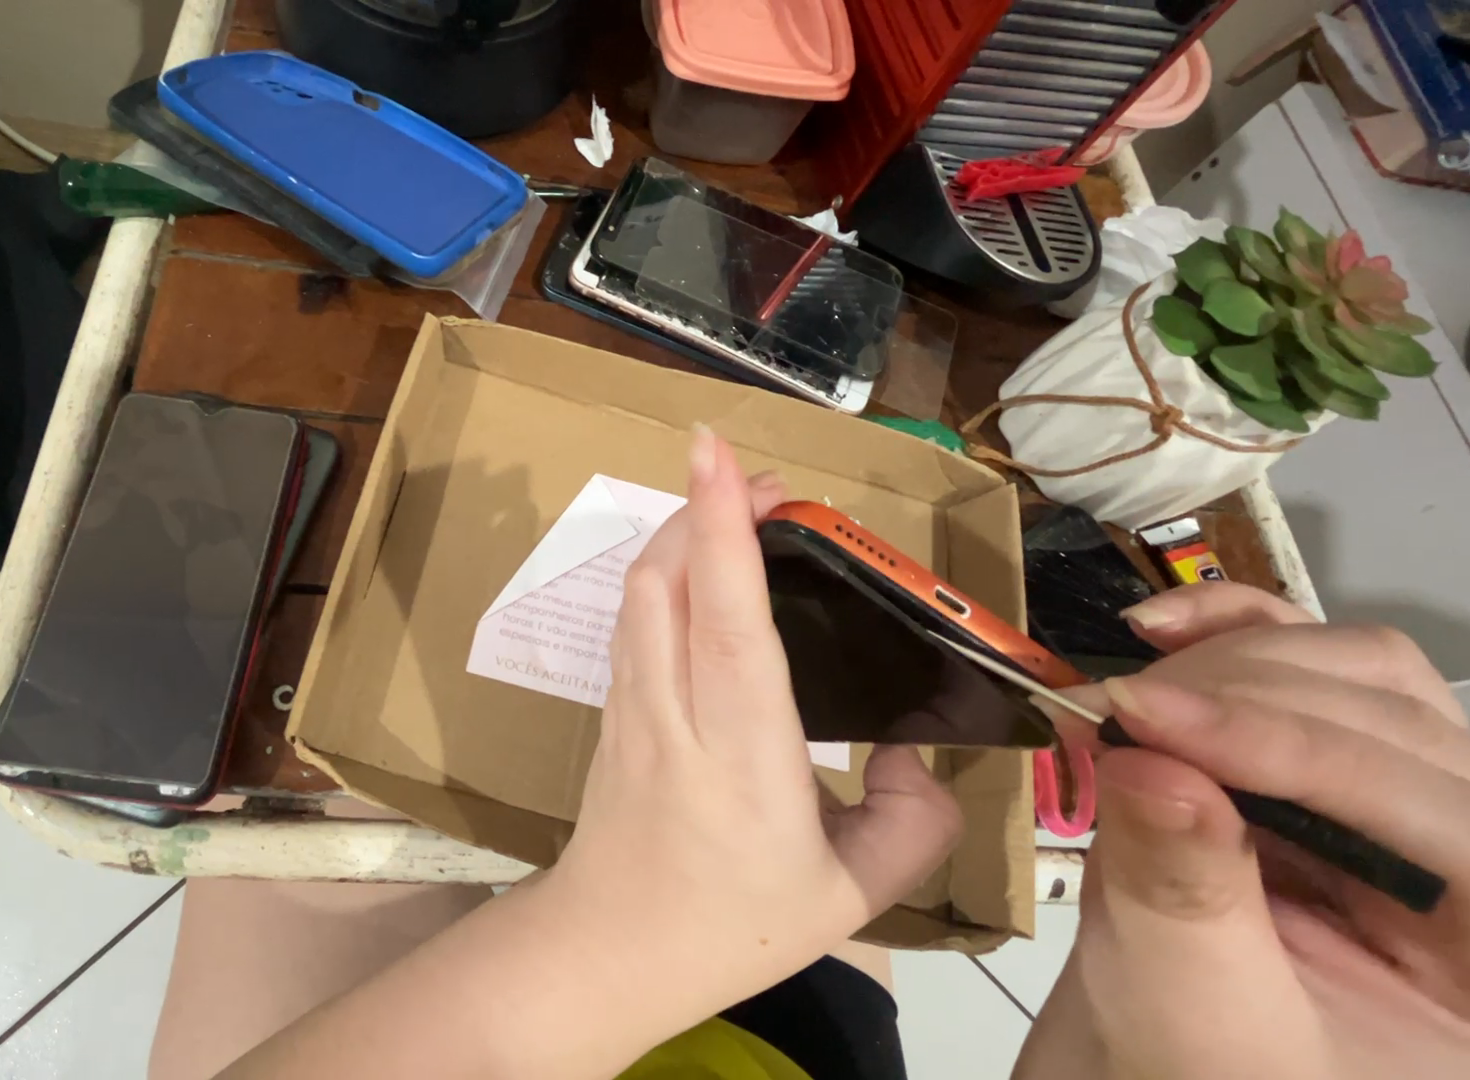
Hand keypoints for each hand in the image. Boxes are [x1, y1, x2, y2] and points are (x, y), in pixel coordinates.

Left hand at [545, 426, 963, 1015]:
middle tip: (769, 485)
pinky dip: (665, 572)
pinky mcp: (612, 704)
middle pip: (668, 580)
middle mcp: (673, 711)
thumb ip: (911, 820)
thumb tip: (913, 753)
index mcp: (741, 755)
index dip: (722, 528)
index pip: (727, 621)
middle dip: (706, 508)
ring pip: (641, 591)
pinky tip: (698, 569)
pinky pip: (634, 618)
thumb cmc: (732, 926)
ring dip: (682, 532)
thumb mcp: (852, 894)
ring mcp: (630, 702)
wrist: (611, 945)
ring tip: (737, 511)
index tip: (716, 454)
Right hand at [1021, 583, 1469, 1078]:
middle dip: (1233, 701)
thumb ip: (1181, 894)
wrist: (1163, 1061)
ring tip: (1116, 706)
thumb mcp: (1190, 1009)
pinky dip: (1226, 626)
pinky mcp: (1323, 762)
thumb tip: (1144, 759)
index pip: (1444, 817)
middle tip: (1103, 716)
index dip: (1283, 747)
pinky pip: (1304, 657)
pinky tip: (1158, 628)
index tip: (1134, 713)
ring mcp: (1409, 802)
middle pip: (1399, 721)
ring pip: (1353, 670)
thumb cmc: (1192, 1071)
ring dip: (1222, 663)